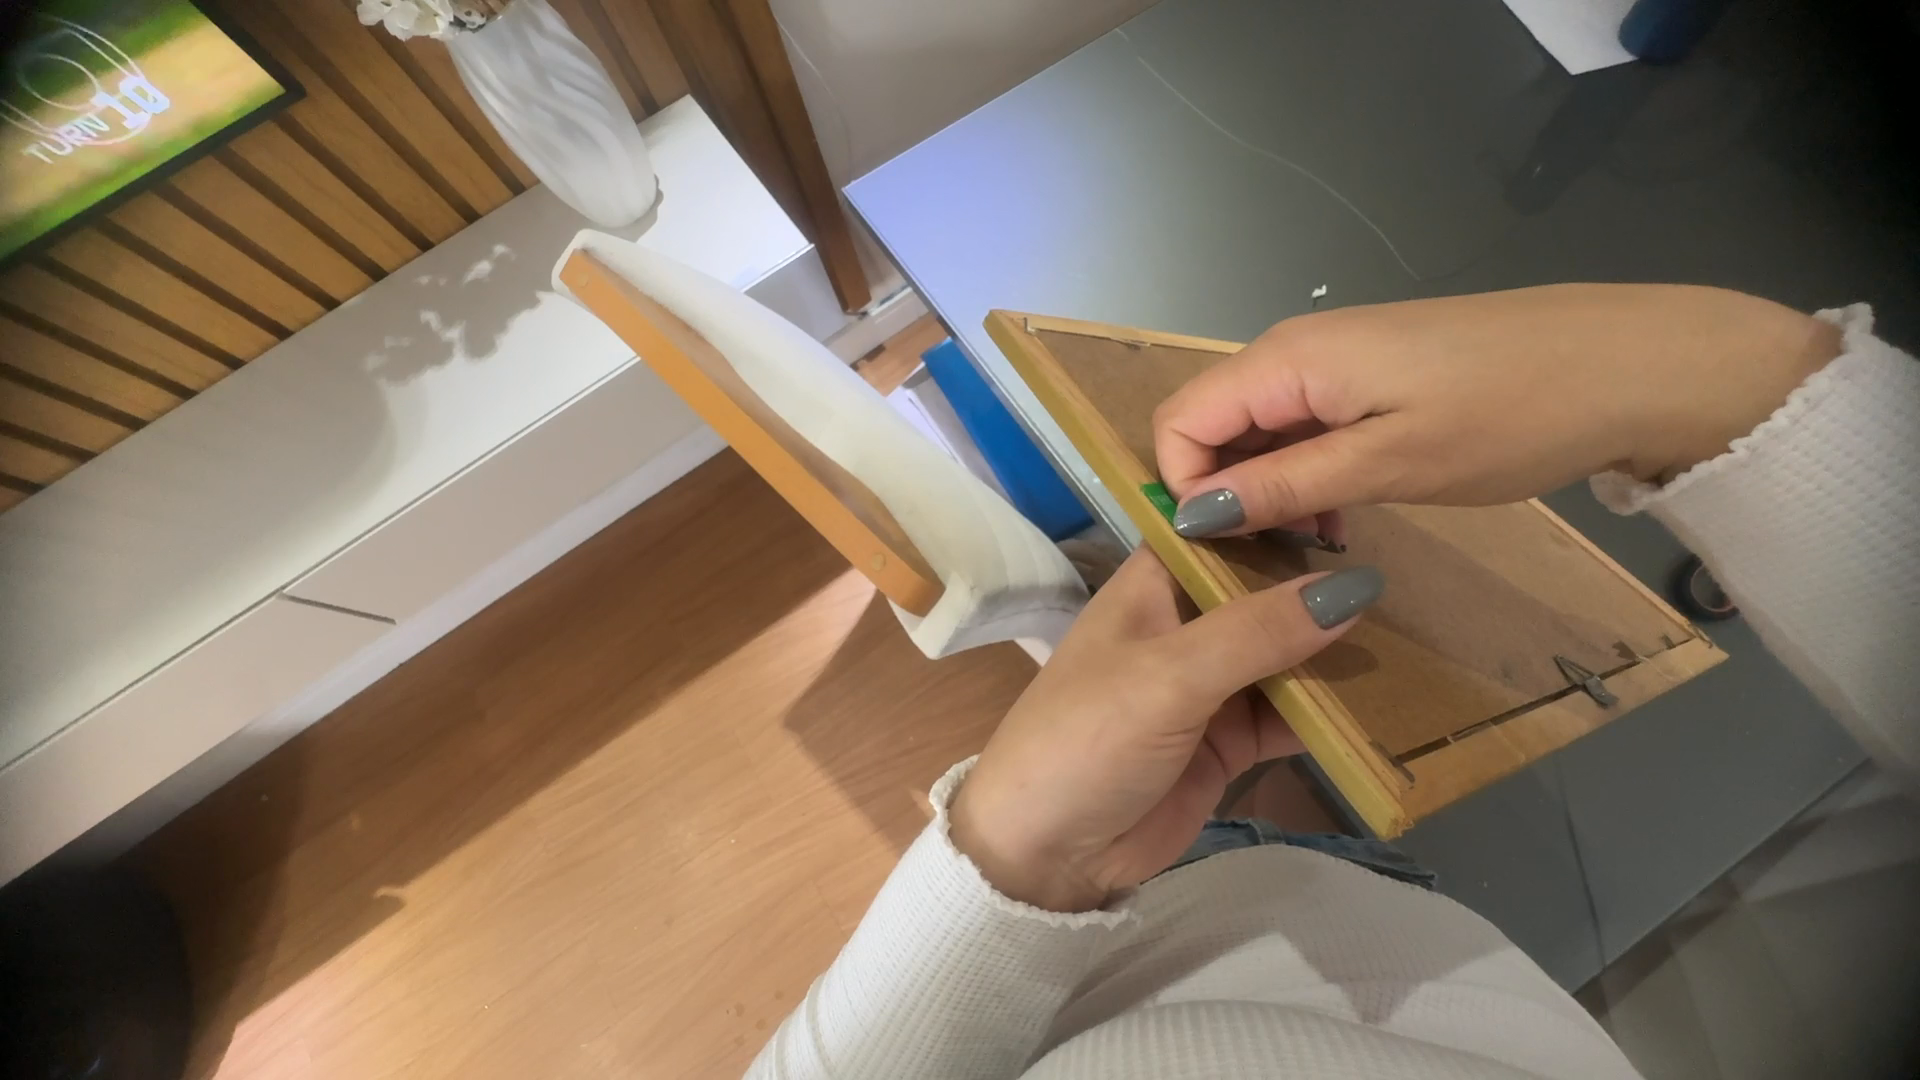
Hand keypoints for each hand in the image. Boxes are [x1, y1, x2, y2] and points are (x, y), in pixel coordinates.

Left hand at [948, 551, 1383, 911]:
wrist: (1047, 850)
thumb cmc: (1090, 736)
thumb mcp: (1170, 675)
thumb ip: (1258, 631)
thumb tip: (1356, 584)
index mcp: (1150, 587)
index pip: (1219, 534)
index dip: (1277, 518)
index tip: (1353, 500)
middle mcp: (1181, 626)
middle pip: (1261, 594)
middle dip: (1320, 589)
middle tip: (1411, 573)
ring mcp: (1206, 686)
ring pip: (1284, 655)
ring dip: (1335, 653)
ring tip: (1420, 634)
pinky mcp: (1226, 741)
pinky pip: (1290, 716)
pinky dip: (1331, 713)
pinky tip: (1393, 703)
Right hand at [1153, 284, 1840, 535]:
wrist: (1641, 362)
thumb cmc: (1512, 414)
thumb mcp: (1385, 464)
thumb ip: (1279, 486)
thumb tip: (1192, 513)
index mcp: (1284, 361)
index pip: (1178, 421)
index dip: (1182, 485)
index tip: (1224, 543)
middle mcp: (1290, 351)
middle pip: (1210, 425)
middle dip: (1223, 491)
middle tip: (1269, 551)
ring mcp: (1328, 360)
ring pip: (1253, 432)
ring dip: (1265, 488)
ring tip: (1313, 538)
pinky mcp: (1363, 374)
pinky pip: (1298, 427)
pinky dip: (1300, 472)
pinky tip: (1340, 510)